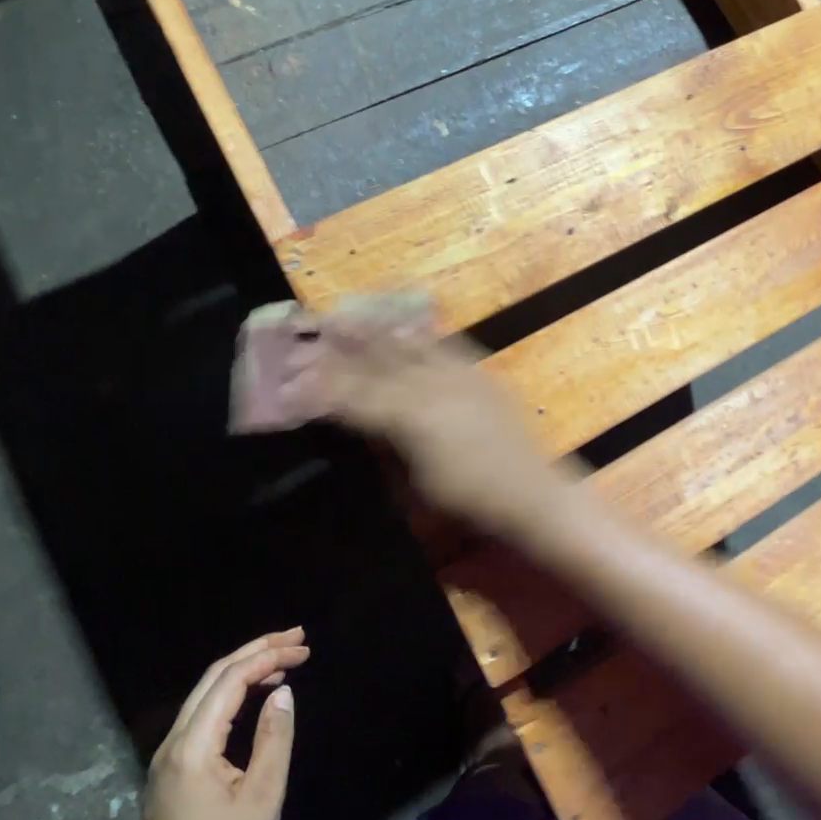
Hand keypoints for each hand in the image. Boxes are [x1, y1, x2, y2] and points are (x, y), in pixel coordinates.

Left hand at [143, 629, 309, 819]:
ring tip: (284, 659)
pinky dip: (232, 693)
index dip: (268, 656)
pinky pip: (201, 714)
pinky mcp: (170, 770)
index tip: (305, 649)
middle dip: (256, 650)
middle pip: (213, 677)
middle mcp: (172, 742)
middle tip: (297, 637)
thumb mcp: (261, 797)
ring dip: (244, 669)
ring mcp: (167, 757)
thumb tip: (283, 691)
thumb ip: (274, 739)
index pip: (230, 680)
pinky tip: (257, 694)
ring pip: (205, 693)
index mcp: (192, 746)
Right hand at [293, 314, 572, 532]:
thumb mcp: (413, 486)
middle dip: (339, 346)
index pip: (353, 395)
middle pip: (377, 360)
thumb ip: (383, 447)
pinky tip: (401, 328)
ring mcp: (461, 374)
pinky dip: (415, 335)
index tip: (288, 382)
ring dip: (373, 330)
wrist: (532, 493)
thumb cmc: (470, 503)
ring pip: (407, 344)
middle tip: (307, 332)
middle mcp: (434, 385)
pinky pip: (442, 344)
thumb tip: (355, 423)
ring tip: (344, 315)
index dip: (318, 388)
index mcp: (412, 416)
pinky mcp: (481, 373)